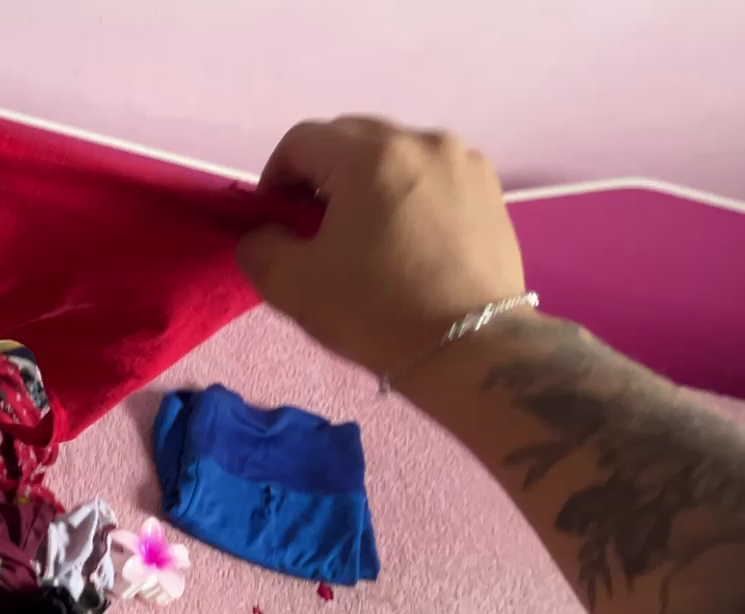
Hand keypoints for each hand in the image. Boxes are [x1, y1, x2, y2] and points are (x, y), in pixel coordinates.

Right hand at [235, 117, 527, 375]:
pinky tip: (395, 242)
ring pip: (389, 155)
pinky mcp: (487, 187)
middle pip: (349, 138)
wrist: (465, 344)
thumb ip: (258, 245)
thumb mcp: (287, 283)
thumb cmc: (369, 308)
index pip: (301, 140)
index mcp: (370, 157)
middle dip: (317, 176)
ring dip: (359, 184)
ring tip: (354, 236)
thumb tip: (263, 232)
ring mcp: (462, 161)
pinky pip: (425, 175)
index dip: (273, 178)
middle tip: (307, 229)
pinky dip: (398, 195)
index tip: (272, 220)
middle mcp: (422, 141)